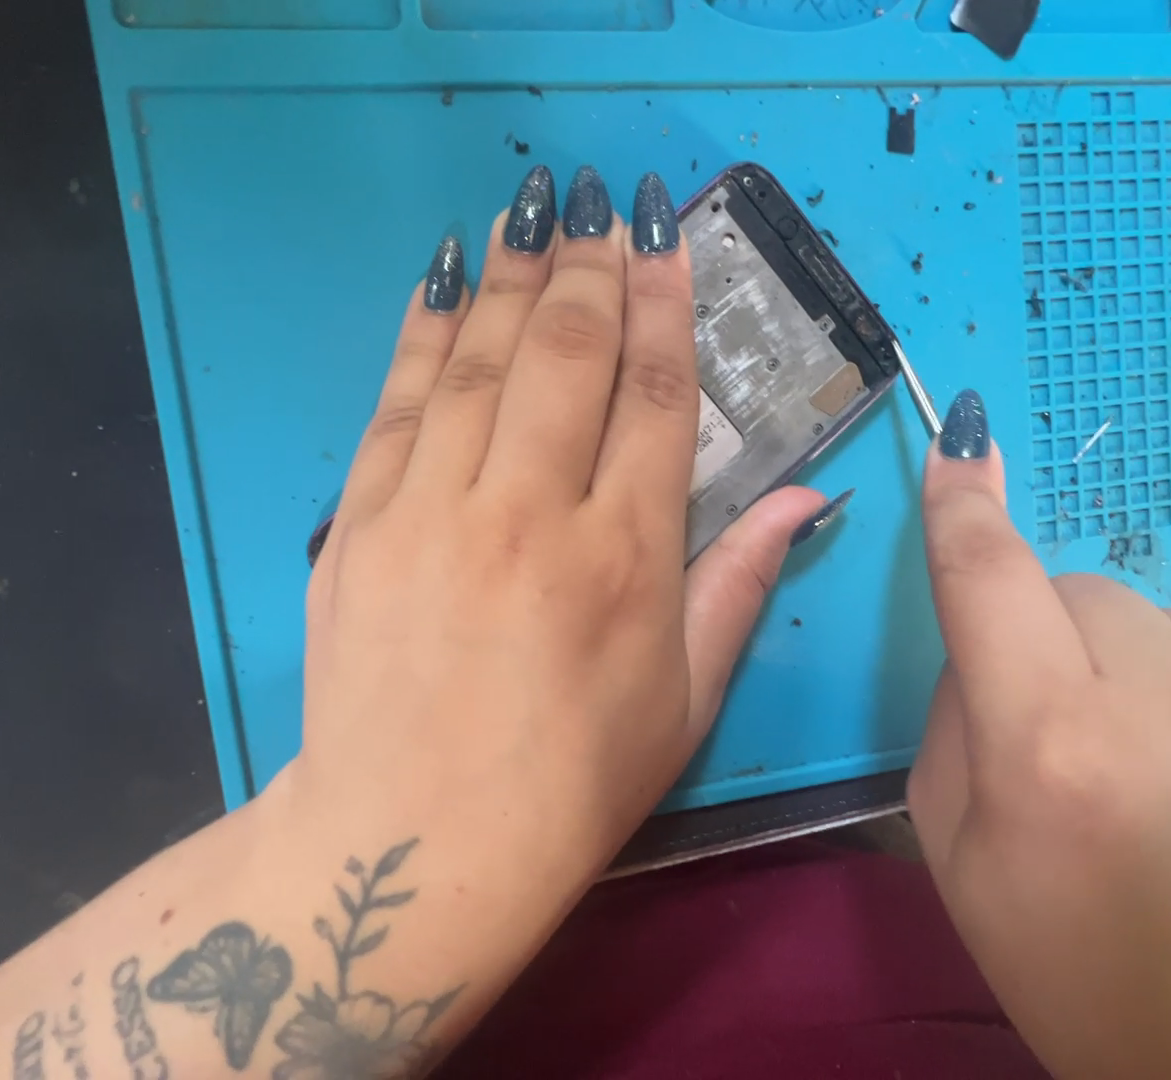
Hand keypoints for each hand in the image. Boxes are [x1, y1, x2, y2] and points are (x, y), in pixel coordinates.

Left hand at [298, 165, 824, 881]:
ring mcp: (435, 511)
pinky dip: (424, 333)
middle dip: (590, 268)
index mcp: (628, 557)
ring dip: (513, 277)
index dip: (665, 311)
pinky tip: (446, 281)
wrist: (416, 845)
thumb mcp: (688, 698)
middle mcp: (533, 513)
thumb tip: (811, 498)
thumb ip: (742, 582)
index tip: (666, 245)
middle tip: (600, 205)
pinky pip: (398, 404)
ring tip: (532, 211)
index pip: (657, 399)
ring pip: (483, 362)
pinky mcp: (359, 524)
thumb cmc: (574, 782)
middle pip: (569, 356)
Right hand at [907, 390, 1170, 1079]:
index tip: (961, 440)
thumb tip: (989, 606)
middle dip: (1066, 640)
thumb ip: (955, 705)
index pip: (991, 579)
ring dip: (1162, 669)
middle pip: (1090, 591)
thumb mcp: (950, 839)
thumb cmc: (1062, 952)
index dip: (965, 508)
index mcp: (1051, 752)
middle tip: (1084, 731)